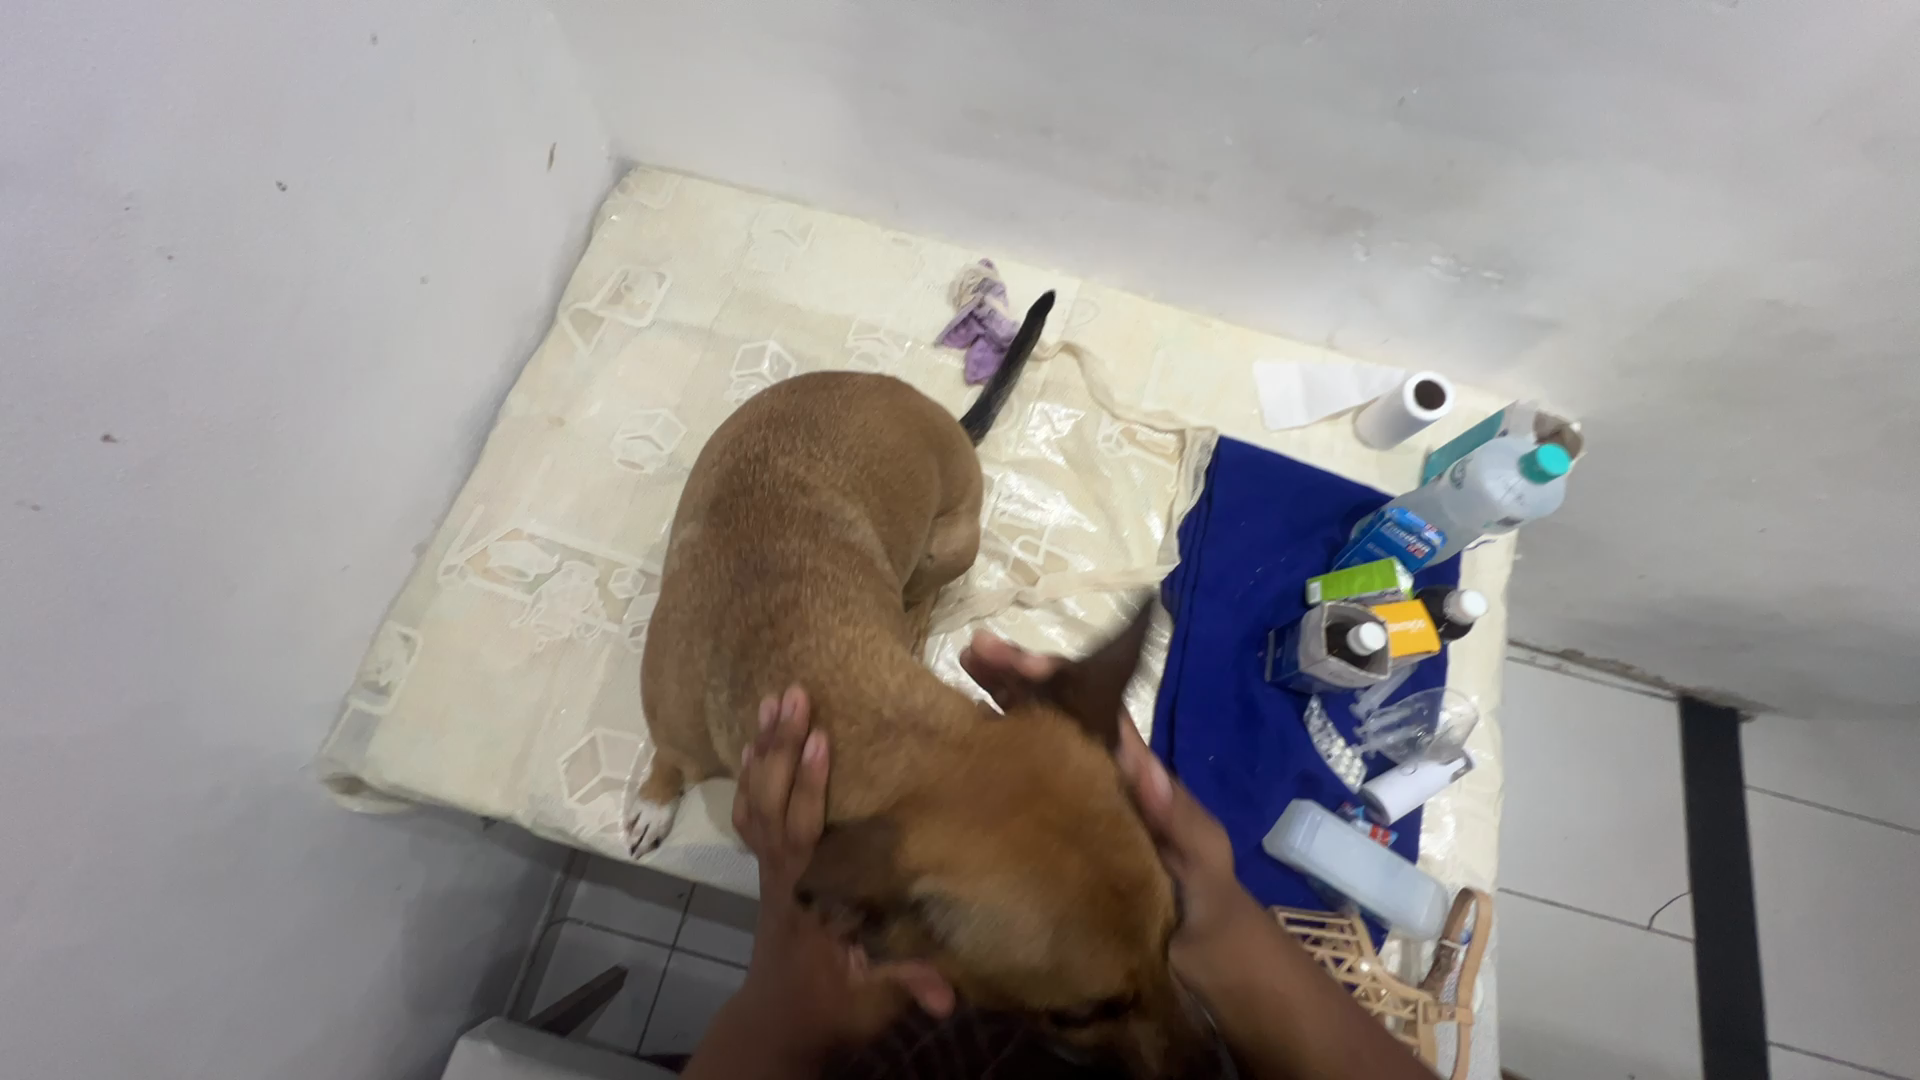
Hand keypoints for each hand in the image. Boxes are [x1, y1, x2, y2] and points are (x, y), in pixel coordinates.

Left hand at [702, 687, 948, 1073]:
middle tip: (793, 694)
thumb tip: (948, 995)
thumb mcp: (871, 1002)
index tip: (821, 736)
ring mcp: (767, 867)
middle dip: (783, 746)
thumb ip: (904, 986)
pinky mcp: (765, 864)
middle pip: (773, 802)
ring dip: (763, 748)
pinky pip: (748, 813)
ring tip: (773, 699)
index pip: (805, 831)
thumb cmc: (833, 1005)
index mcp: (810, 895)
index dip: (810, 785)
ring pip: (756, 800)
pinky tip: (753, 742)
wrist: (778, 1021)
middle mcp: (782, 872)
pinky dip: (747, 775)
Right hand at [960, 632, 1268, 992]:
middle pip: (1045, 709)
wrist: (1190, 962)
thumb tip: (1138, 760)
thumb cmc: (1203, 899)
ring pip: (1019, 735)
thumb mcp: (1201, 856)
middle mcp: (1084, 770)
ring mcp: (1055, 800)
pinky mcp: (1030, 836)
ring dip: (991, 698)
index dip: (1055, 677)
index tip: (1025, 661)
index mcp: (1121, 765)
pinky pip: (1001, 785)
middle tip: (976, 650)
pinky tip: (948, 738)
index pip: (1085, 706)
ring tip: (962, 666)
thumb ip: (1178, 815)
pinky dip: (976, 755)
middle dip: (1013, 673)